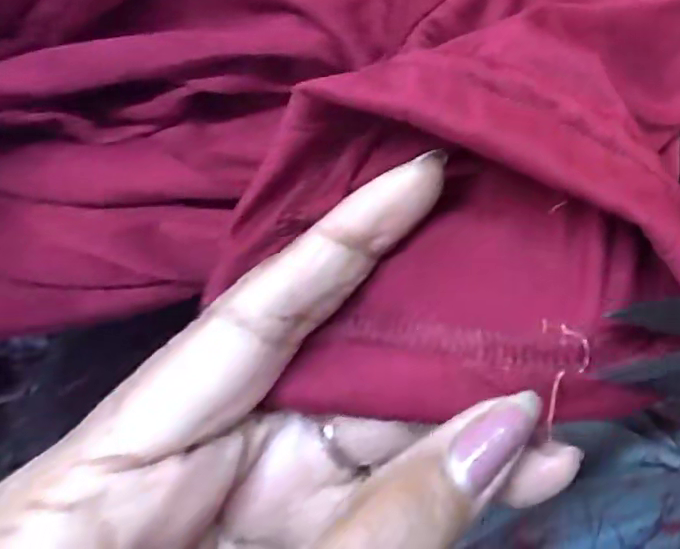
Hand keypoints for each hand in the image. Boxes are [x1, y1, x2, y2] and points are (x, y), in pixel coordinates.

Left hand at [0, 152, 581, 548]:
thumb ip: (382, 526)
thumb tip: (515, 421)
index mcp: (117, 468)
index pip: (256, 313)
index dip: (350, 232)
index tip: (432, 169)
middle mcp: (200, 467)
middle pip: (353, 372)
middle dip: (459, 353)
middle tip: (545, 313)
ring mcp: (256, 510)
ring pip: (394, 436)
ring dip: (483, 435)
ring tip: (562, 433)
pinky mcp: (302, 542)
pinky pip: (400, 492)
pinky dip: (468, 486)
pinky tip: (535, 476)